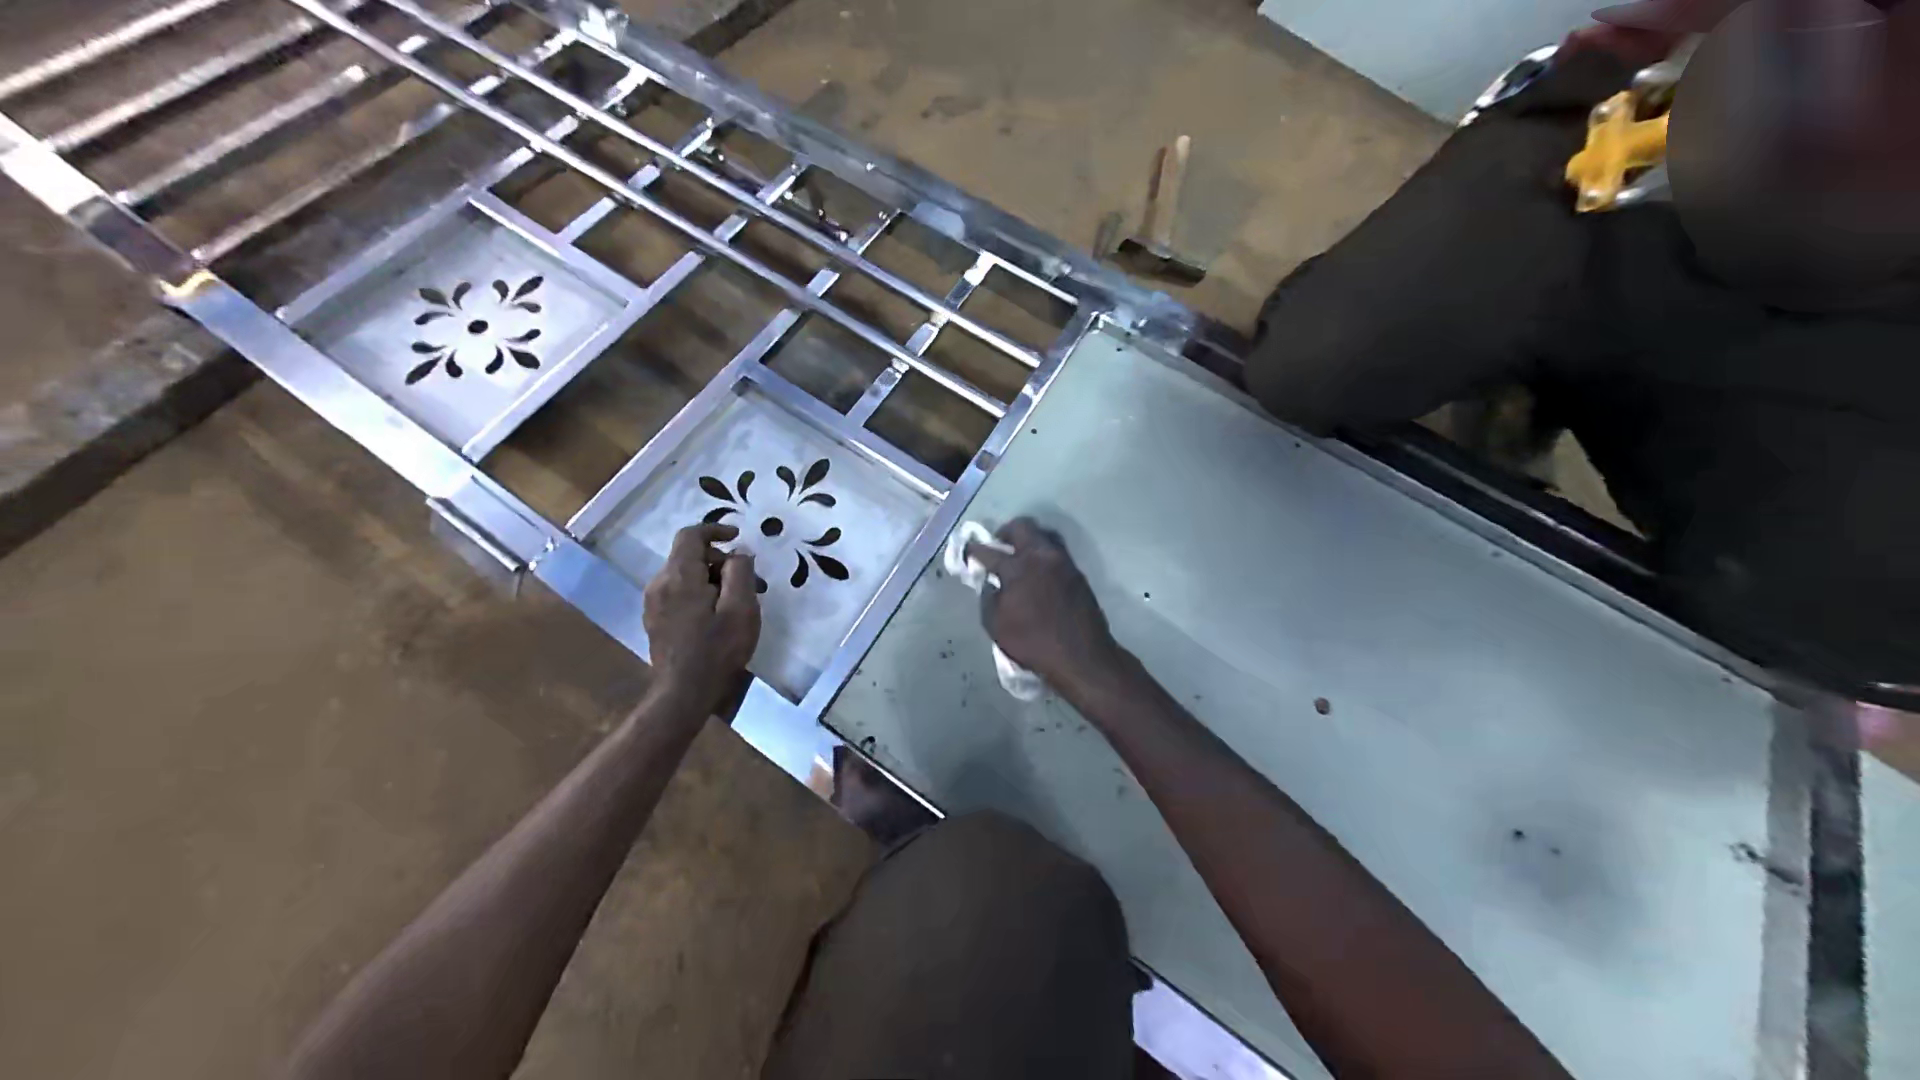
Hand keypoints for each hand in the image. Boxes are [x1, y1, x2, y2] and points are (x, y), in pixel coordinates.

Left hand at [642, 524, 759, 710]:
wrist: (684, 693)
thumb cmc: (717, 650)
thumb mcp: (741, 609)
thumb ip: (741, 573)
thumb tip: (739, 554)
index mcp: (679, 576)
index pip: (691, 535)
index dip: (715, 529)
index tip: (738, 537)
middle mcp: (660, 583)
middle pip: (689, 555)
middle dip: (721, 561)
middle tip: (750, 582)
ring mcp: (654, 603)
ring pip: (685, 574)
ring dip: (712, 578)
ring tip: (737, 602)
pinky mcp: (655, 619)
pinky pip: (678, 591)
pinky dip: (700, 592)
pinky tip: (717, 615)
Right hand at [965, 518, 1122, 688]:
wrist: (1081, 656)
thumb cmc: (1033, 643)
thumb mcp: (996, 625)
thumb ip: (988, 598)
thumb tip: (990, 583)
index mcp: (1017, 568)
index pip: (990, 551)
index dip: (975, 550)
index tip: (969, 550)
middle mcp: (1041, 556)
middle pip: (1022, 527)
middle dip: (1006, 532)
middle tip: (998, 546)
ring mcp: (1063, 562)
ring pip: (1044, 535)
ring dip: (1029, 540)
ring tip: (1020, 556)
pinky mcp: (1077, 573)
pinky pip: (1057, 551)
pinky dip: (1044, 554)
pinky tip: (1038, 570)